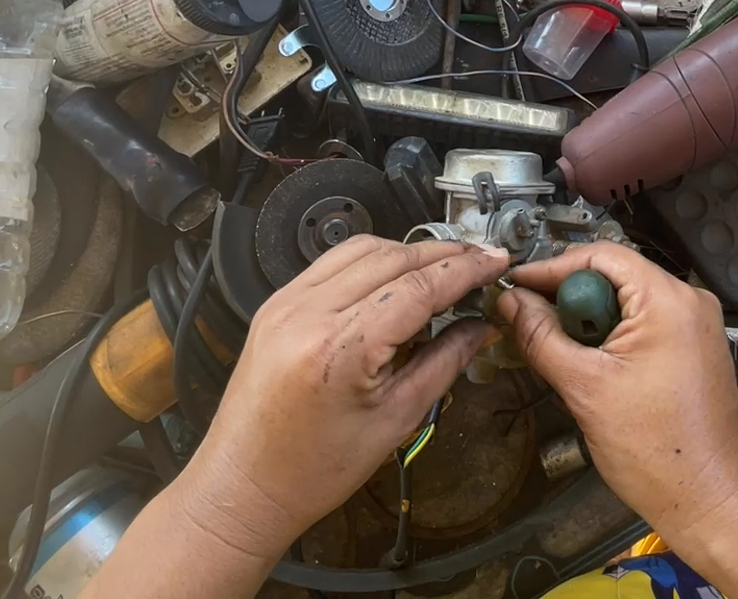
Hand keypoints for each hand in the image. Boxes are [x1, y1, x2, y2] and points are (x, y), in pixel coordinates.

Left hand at [169, 236, 509, 562]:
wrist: (239, 489)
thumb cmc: (315, 470)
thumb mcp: (396, 420)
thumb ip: (445, 361)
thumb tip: (484, 325)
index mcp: (340, 348)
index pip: (419, 286)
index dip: (466, 269)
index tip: (498, 260)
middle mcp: (309, 311)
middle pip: (394, 257)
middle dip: (445, 254)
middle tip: (482, 260)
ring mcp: (287, 301)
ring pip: (365, 248)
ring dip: (411, 251)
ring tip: (446, 266)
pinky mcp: (277, 302)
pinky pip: (336, 260)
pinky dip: (375, 257)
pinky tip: (398, 274)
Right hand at [495, 243, 737, 545]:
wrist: (712, 502)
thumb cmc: (652, 449)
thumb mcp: (585, 388)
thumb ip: (541, 336)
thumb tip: (509, 300)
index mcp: (668, 299)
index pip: (602, 256)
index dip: (553, 267)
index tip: (514, 284)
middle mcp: (689, 298)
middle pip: (615, 275)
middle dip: (569, 295)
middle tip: (527, 315)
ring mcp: (696, 322)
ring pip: (627, 299)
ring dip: (588, 316)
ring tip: (552, 340)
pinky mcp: (695, 344)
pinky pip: (644, 320)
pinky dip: (612, 332)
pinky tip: (586, 356)